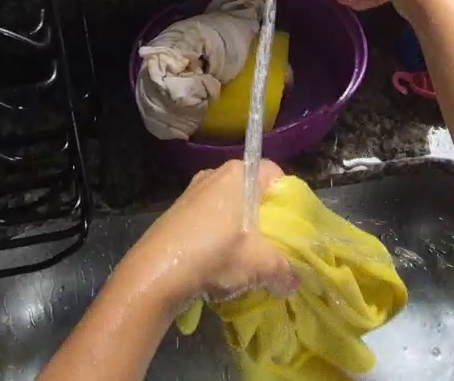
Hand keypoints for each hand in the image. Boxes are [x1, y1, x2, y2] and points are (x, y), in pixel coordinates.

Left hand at [118, 160, 298, 310]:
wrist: (157, 269)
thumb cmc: (215, 253)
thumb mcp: (260, 264)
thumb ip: (285, 270)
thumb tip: (295, 280)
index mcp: (239, 174)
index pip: (274, 172)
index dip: (287, 196)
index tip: (291, 224)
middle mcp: (216, 173)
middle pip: (252, 189)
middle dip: (264, 216)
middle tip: (272, 244)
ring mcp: (195, 190)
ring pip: (230, 204)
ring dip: (241, 228)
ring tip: (246, 257)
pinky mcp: (180, 209)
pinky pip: (211, 216)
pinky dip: (220, 233)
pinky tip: (219, 260)